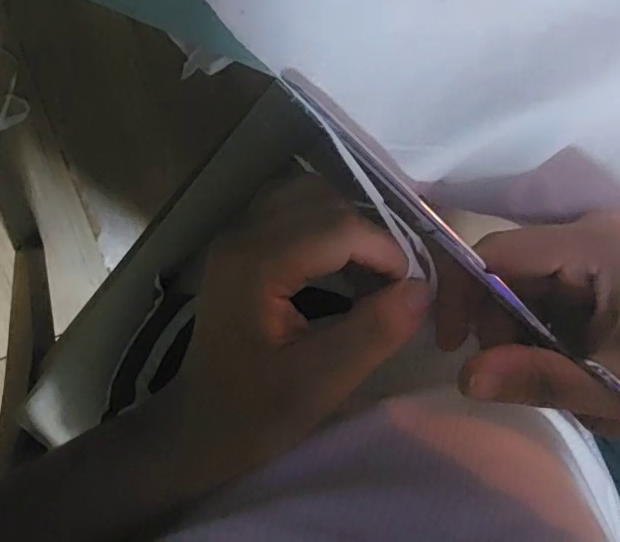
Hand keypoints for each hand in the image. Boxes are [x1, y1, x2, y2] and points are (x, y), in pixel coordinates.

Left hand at [163, 173, 431, 474]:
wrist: (197, 426)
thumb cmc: (253, 413)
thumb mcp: (320, 384)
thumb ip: (372, 333)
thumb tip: (422, 289)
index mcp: (256, 265)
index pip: (336, 227)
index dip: (384, 249)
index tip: (413, 288)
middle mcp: (243, 234)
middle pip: (322, 199)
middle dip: (367, 233)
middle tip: (392, 282)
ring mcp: (237, 233)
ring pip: (306, 193)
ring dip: (345, 222)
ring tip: (368, 270)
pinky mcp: (240, 240)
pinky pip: (290, 205)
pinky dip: (324, 221)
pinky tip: (340, 262)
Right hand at [435, 211, 619, 442]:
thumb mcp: (613, 391)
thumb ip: (537, 378)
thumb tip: (462, 377)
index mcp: (593, 244)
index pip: (497, 252)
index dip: (462, 292)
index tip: (448, 344)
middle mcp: (587, 234)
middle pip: (506, 267)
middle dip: (492, 320)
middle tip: (502, 376)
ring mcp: (593, 252)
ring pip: (520, 283)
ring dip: (513, 329)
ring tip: (537, 376)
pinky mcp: (597, 274)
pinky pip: (544, 293)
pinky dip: (536, 330)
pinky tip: (555, 363)